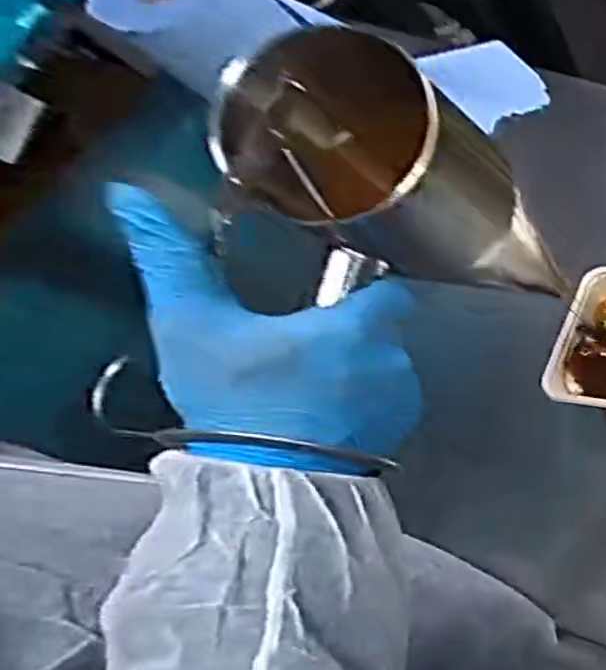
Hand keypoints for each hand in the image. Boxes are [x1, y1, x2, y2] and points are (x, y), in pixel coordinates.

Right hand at [105, 183, 420, 473]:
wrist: (275, 469)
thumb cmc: (238, 398)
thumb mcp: (191, 322)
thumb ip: (173, 259)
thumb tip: (137, 200)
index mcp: (357, 328)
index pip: (391, 293)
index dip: (370, 287)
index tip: (339, 290)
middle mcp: (394, 359)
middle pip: (382, 329)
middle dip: (348, 330)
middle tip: (300, 341)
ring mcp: (404, 395)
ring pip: (386, 363)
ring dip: (357, 364)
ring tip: (308, 377)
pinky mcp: (404, 423)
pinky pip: (390, 397)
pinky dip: (366, 395)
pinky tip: (326, 404)